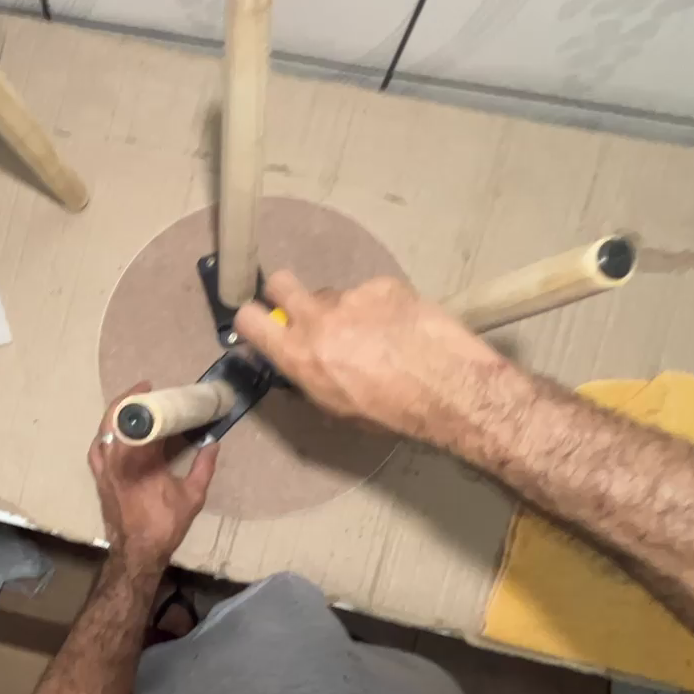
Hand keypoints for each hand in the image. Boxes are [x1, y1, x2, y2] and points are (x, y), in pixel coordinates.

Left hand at [89, 383, 219, 570]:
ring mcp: (104, 470)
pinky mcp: (99, 480)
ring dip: (114, 416)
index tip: (155, 389)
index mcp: (141, 459)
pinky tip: (113, 434)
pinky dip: (103, 437)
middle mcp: (117, 460)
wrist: (137, 553)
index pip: (141, 421)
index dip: (147, 402)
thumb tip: (213, 444)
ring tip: (128, 408)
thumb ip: (204, 467)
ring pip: (102, 433)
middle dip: (127, 401)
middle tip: (143, 391)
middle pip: (115, 420)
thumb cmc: (165, 525)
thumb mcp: (193, 496)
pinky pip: (96, 451)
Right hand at [232, 270, 517, 449]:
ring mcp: (351, 297)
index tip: (262, 326)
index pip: (249, 319)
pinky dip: (377, 307)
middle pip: (280, 283)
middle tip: (303, 313)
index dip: (252, 320)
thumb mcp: (332, 404)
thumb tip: (296, 363)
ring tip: (371, 334)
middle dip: (284, 294)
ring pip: (332, 295)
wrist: (445, 386)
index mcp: (298, 354)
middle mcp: (317, 319)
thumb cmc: (386, 410)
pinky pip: (369, 292)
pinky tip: (397, 326)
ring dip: (342, 310)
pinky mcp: (383, 284)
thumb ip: (306, 374)